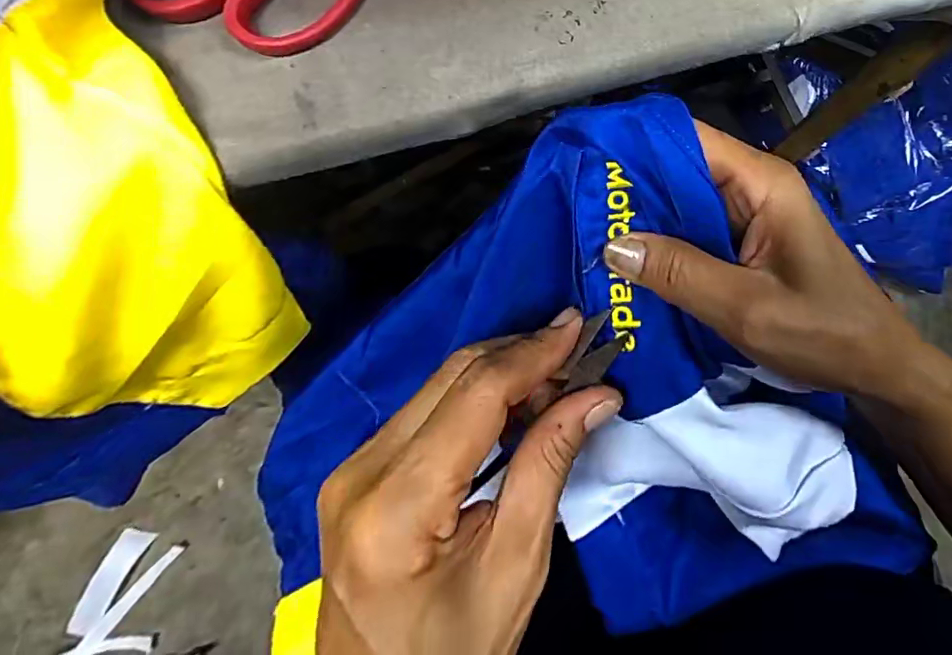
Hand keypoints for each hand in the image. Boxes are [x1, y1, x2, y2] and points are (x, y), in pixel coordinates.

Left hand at [316, 311, 622, 654]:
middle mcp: (361, 474)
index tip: (583, 327)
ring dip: (506, 369)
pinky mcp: (360, 474)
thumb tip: (599, 393)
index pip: (476, 394)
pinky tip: (520, 402)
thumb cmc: (458, 644)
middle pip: (455, 377)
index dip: (535, 352)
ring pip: (442, 383)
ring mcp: (352, 472)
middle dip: (525, 353)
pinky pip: (430, 405)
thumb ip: (550, 463)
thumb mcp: (517, 560)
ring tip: (561, 379)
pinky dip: (483, 392)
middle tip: (582, 353)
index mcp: (396, 505)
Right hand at [602, 120, 943, 408]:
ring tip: (583, 233)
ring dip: (646, 219)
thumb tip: (612, 243)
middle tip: (570, 206)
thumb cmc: (823, 331)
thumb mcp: (747, 307)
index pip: (692, 140)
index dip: (638, 144)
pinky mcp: (752, 243)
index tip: (583, 159)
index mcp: (765, 184)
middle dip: (632, 186)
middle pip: (685, 168)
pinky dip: (667, 244)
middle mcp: (759, 188)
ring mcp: (756, 215)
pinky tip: (627, 263)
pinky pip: (701, 231)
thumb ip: (680, 272)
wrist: (874, 362)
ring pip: (689, 202)